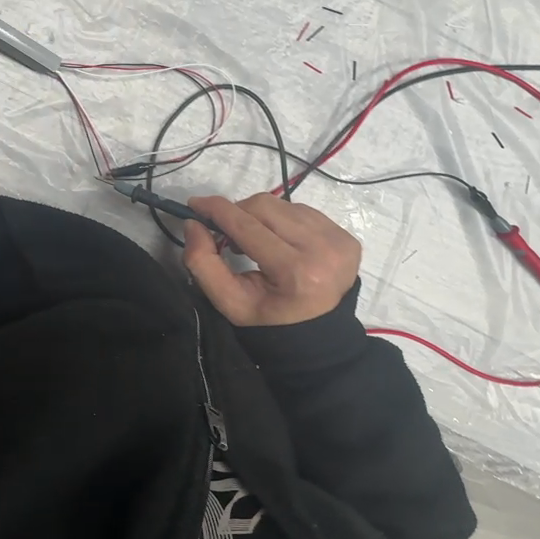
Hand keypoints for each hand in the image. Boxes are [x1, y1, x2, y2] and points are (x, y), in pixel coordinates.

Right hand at [183, 193, 362, 326]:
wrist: (318, 334)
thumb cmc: (269, 319)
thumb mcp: (228, 301)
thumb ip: (202, 262)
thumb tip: (193, 223)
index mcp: (295, 271)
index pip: (247, 225)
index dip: (217, 210)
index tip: (194, 204)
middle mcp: (323, 249)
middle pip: (264, 207)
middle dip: (237, 213)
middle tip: (225, 232)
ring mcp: (339, 240)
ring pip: (283, 205)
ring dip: (259, 216)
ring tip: (253, 239)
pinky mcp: (347, 236)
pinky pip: (302, 211)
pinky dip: (281, 220)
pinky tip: (277, 239)